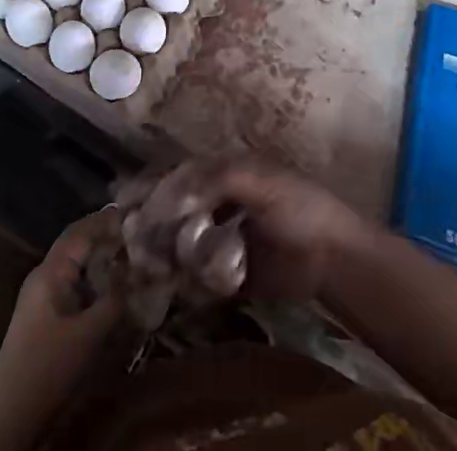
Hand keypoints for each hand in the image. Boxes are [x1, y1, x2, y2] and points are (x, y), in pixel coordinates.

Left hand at [0, 206, 124, 375]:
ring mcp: (42, 296)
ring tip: (131, 256)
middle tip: (137, 232)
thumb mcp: (90, 332)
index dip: (105, 220)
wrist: (11, 410)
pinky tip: (112, 288)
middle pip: (76, 245)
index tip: (134, 213)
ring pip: (75, 265)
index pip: (80, 232)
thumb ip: (114, 298)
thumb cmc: (50, 365)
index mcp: (50, 272)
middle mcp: (43, 276)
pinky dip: (93, 279)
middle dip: (104, 236)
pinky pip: (73, 284)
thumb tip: (135, 271)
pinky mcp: (45, 315)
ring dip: (100, 258)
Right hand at [120, 159, 375, 302]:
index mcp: (222, 176)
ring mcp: (219, 240)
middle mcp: (215, 205)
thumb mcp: (259, 180)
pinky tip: (176, 279)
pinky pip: (196, 274)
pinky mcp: (227, 274)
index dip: (150, 188)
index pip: (176, 177)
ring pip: (179, 243)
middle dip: (152, 223)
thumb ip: (215, 178)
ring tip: (152, 261)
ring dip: (167, 250)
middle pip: (172, 212)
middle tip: (131, 238)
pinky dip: (187, 276)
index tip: (122, 202)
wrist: (334, 258)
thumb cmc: (299, 207)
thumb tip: (169, 194)